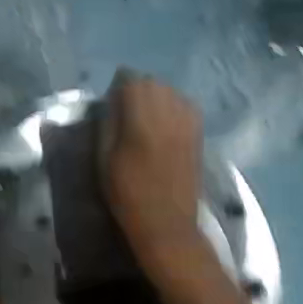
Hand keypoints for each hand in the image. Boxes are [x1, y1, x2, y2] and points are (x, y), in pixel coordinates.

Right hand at [100, 70, 205, 271]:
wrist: (167, 224)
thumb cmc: (128, 192)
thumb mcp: (104, 156)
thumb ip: (108, 121)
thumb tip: (111, 101)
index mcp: (140, 114)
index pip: (129, 79)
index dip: (118, 88)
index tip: (111, 105)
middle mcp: (166, 109)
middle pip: (150, 82)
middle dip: (137, 90)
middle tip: (127, 111)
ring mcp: (186, 120)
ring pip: (169, 90)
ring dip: (156, 97)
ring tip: (148, 118)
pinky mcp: (198, 132)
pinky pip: (185, 105)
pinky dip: (173, 107)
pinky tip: (166, 125)